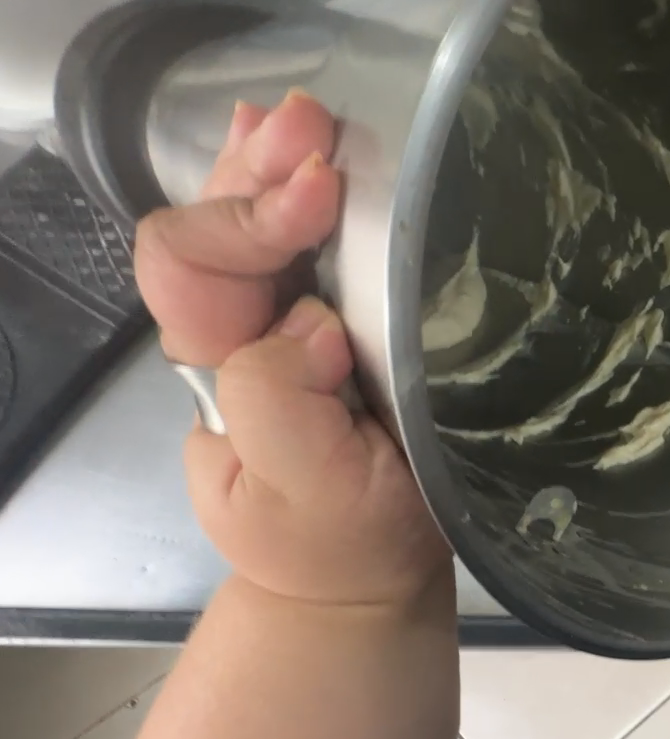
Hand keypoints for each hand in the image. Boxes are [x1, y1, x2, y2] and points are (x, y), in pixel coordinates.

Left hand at [134, 91, 449, 606]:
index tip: (327, 190)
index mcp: (223, 370)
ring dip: (274, 170)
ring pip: (258, 241)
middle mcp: (245, 344)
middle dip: (256, 169)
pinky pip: (311, 272)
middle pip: (218, 231)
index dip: (250, 215)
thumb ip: (279, 403)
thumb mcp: (302, 488)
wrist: (366, 579)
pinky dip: (308, 211)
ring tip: (306, 123)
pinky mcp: (345, 354)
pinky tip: (320, 174)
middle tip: (312, 125)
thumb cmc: (343, 542)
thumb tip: (313, 325)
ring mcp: (292, 346)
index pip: (197, 263)